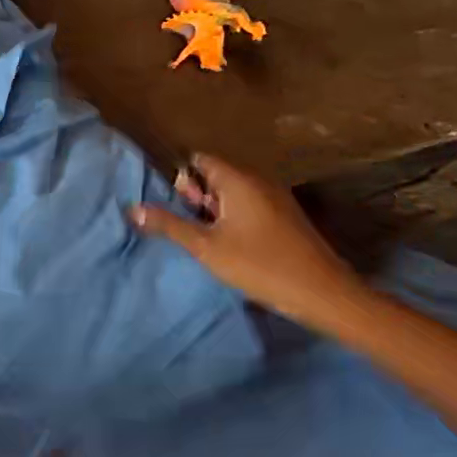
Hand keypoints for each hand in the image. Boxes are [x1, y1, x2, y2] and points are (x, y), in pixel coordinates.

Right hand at [128, 153, 366, 322]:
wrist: (324, 296)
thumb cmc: (260, 266)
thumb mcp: (205, 247)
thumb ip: (168, 224)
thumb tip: (132, 208)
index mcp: (238, 180)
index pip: (200, 161)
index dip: (183, 179)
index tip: (178, 207)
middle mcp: (258, 181)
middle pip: (215, 175)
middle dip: (198, 197)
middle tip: (194, 227)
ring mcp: (276, 199)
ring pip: (232, 193)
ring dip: (215, 211)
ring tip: (209, 238)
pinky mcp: (286, 218)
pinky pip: (249, 205)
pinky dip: (234, 218)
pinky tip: (232, 245)